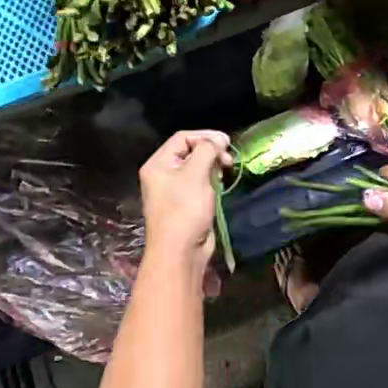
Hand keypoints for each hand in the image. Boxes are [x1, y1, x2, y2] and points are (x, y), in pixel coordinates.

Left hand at [140, 129, 233, 265]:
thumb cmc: (185, 209)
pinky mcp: (185, 204)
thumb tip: (219, 139)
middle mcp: (162, 174)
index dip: (206, 136)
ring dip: (213, 167)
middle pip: (189, 152)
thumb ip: (208, 150)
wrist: (180, 251)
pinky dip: (211, 181)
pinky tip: (220, 186)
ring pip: (196, 168)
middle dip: (211, 152)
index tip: (227, 143)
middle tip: (229, 160)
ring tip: (225, 172)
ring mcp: (173, 190)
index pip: (183, 138)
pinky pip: (198, 184)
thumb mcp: (197, 174)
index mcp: (158, 164)